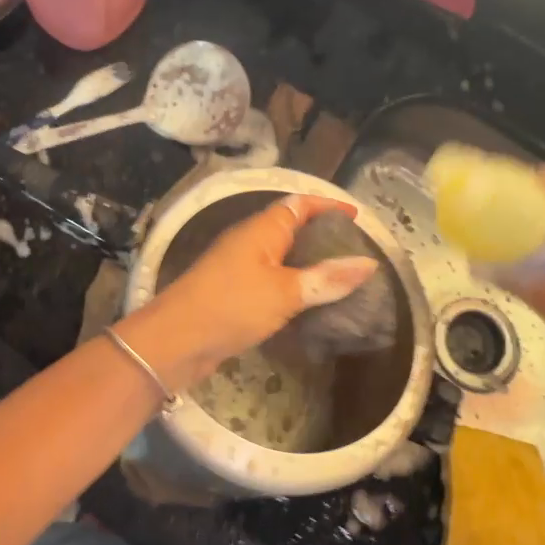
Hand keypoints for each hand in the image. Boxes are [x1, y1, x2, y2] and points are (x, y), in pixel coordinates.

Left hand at [114, 195, 379, 390]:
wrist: (176, 341)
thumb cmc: (231, 305)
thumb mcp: (286, 292)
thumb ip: (327, 278)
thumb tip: (368, 263)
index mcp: (262, 229)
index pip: (299, 203)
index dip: (327, 205)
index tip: (356, 215)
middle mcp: (250, 241)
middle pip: (290, 227)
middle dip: (321, 234)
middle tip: (355, 249)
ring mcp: (239, 267)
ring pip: (281, 256)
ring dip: (308, 262)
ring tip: (342, 277)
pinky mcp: (234, 294)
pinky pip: (271, 280)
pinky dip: (293, 286)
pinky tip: (310, 304)